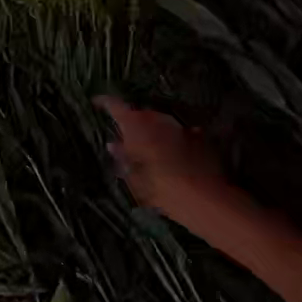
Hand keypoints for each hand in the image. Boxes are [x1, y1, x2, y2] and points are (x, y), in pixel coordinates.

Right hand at [99, 96, 240, 218]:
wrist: (204, 200)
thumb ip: (122, 157)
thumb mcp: (133, 177)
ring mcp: (181, 127)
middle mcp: (158, 120)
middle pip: (141, 113)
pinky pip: (182, 134)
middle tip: (125, 134)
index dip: (105, 102)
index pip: (115, 105)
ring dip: (154, 129)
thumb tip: (113, 145)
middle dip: (133, 120)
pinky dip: (175, 140)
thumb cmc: (159, 188)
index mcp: (136, 125)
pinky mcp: (201, 139)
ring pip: (162, 122)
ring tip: (149, 145)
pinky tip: (175, 153)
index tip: (96, 102)